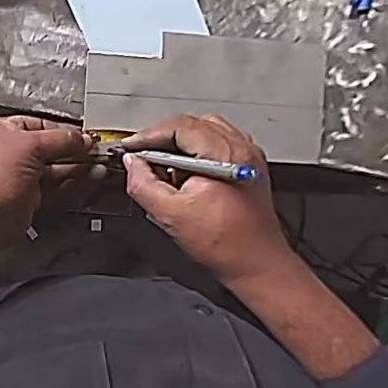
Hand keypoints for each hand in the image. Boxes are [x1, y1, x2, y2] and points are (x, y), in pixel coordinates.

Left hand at [0, 116, 91, 296]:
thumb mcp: (30, 147)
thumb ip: (62, 139)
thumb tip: (83, 138)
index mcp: (2, 130)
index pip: (42, 123)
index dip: (66, 129)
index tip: (88, 136)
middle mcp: (9, 152)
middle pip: (51, 146)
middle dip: (75, 149)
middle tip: (98, 151)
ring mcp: (19, 176)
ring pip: (56, 167)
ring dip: (78, 166)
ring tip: (99, 164)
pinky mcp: (28, 198)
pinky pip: (55, 186)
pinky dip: (73, 181)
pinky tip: (89, 177)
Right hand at [120, 114, 294, 285]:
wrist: (256, 263)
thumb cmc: (225, 243)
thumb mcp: (169, 214)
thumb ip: (143, 184)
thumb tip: (132, 165)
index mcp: (224, 155)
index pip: (179, 127)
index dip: (148, 136)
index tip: (131, 147)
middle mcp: (241, 149)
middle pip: (193, 124)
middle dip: (162, 137)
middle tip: (142, 154)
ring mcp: (248, 157)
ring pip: (206, 130)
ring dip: (180, 142)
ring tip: (162, 162)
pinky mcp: (248, 167)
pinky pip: (219, 143)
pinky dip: (197, 149)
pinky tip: (185, 170)